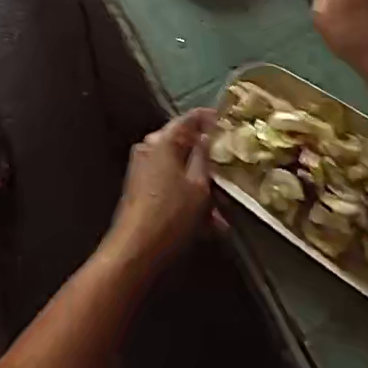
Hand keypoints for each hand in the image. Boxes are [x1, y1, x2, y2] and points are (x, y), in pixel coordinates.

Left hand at [102, 108, 216, 274]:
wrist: (135, 249)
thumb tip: (206, 135)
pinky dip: (189, 198)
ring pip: (180, 169)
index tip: (230, 123)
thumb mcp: (198, 185)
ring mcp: (143, 168)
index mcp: (162, 141)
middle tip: (231, 171)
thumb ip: (203, 155)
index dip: (210, 118)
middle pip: (185, 145)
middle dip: (208, 161)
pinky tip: (209, 224)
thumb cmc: (171, 214)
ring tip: (223, 212)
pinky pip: (171, 184)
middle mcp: (149, 148)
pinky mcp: (141, 188)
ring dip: (202, 187)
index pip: (189, 118)